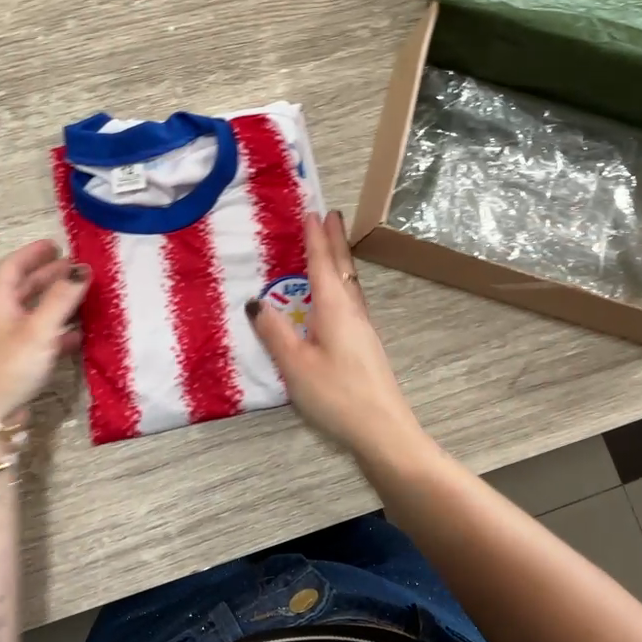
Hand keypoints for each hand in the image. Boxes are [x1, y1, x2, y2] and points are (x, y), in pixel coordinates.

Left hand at [0, 240, 90, 423]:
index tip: (58, 245)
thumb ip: (62, 297)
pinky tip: (75, 336)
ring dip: (54, 303)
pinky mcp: (7, 363)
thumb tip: (82, 267)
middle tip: (76, 268)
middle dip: (48, 276)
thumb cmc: (7, 367)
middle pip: (21, 287)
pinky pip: (33, 337)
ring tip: (82, 297)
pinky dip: (53, 331)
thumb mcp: (39, 330)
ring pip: (29, 313)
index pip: (12, 266)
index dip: (34, 253)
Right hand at [247, 211, 426, 460]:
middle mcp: (352, 311)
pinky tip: (337, 296)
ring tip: (331, 247)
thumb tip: (256, 302)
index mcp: (335, 308)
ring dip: (339, 261)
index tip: (312, 210)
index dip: (315, 237)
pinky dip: (341, 284)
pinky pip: (351, 301)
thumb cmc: (337, 395)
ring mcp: (362, 329)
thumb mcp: (296, 365)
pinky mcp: (365, 346)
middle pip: (342, 268)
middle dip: (334, 241)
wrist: (384, 432)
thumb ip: (275, 332)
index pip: (322, 263)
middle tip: (330, 214)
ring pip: (349, 284)